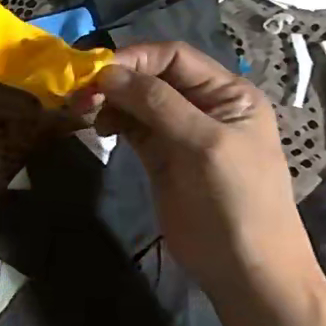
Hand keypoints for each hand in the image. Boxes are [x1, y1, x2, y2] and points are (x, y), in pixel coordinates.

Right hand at [74, 41, 321, 305]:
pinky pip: (128, 124)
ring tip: (85, 112)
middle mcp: (202, 105)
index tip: (97, 72)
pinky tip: (99, 128)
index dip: (135, 58)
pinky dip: (109, 119)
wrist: (244, 268)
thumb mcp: (203, 144)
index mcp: (227, 93)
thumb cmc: (237, 201)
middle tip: (81, 95)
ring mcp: (178, 130)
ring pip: (134, 99)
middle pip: (149, 75)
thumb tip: (107, 72)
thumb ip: (157, 103)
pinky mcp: (158, 154)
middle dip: (115, 79)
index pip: (174, 56)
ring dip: (107, 99)